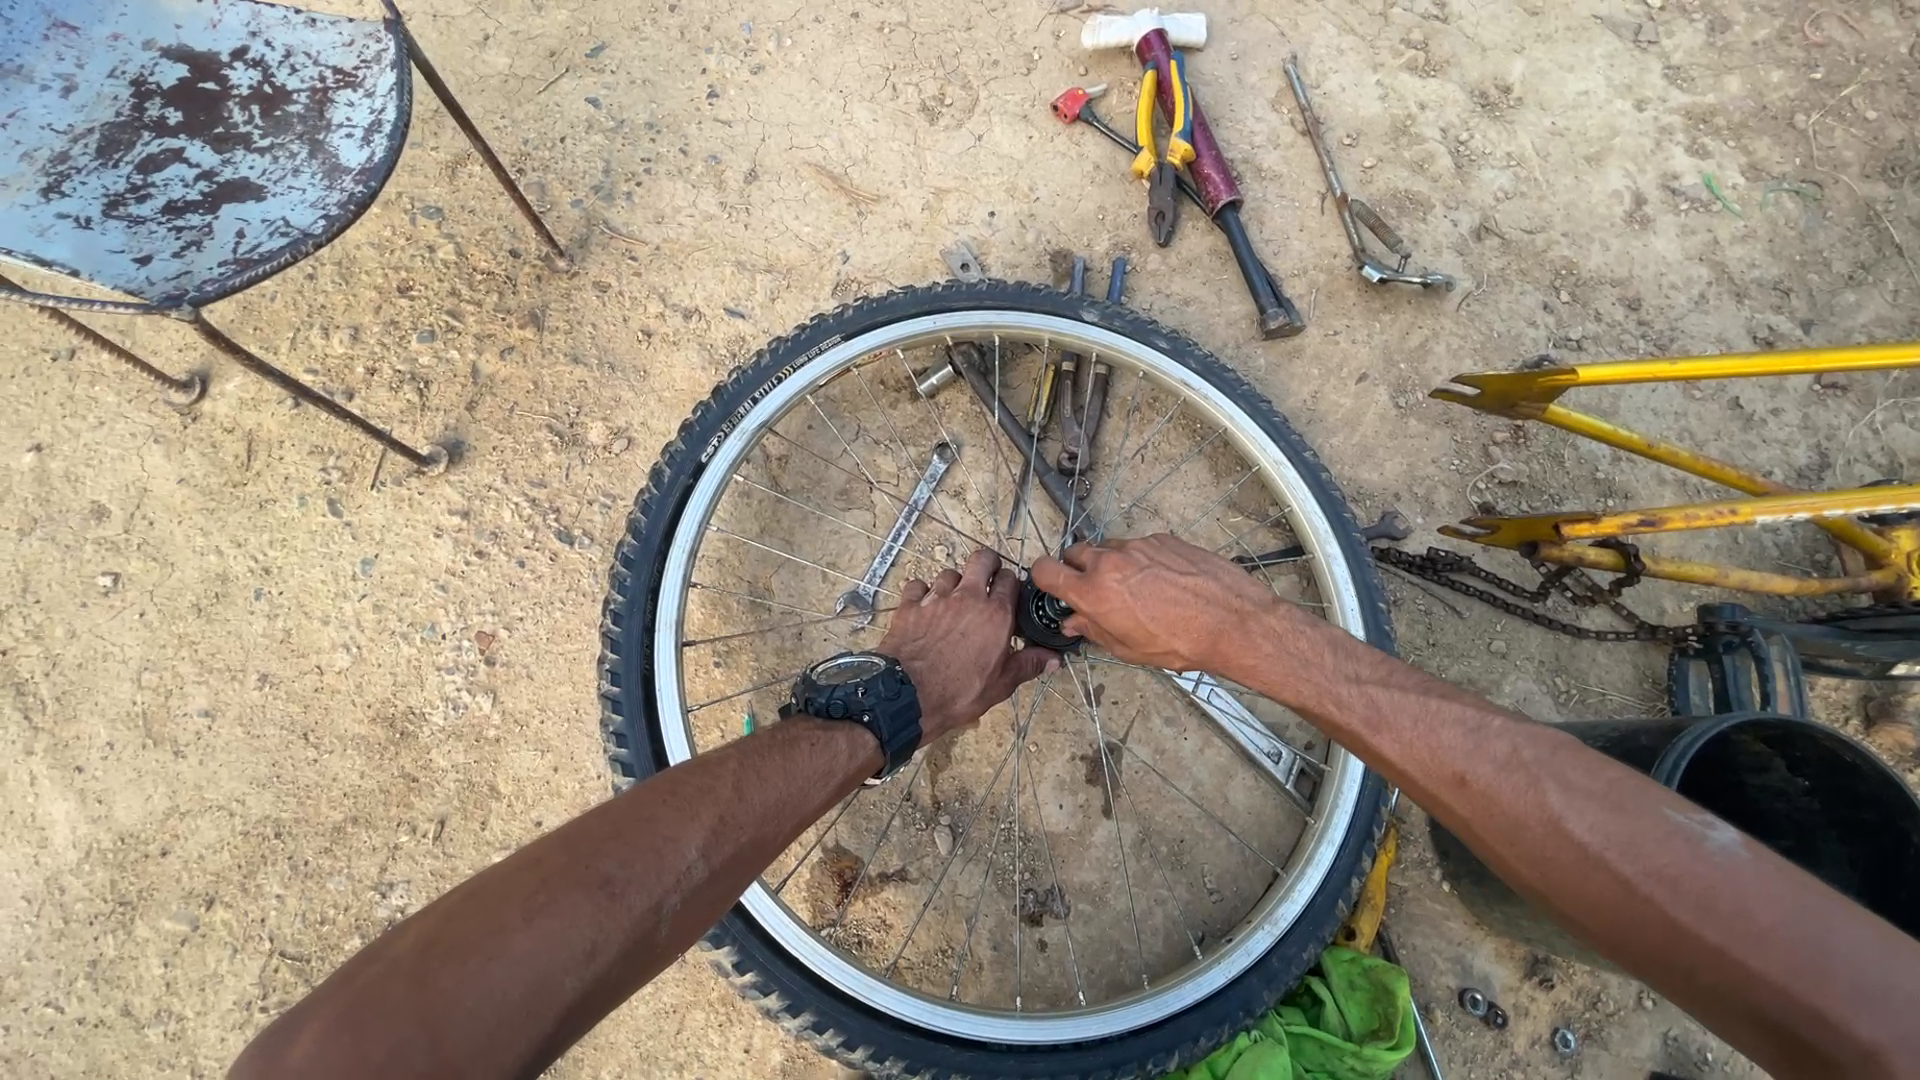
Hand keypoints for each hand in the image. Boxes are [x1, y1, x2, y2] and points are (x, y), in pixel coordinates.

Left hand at [879, 548, 1057, 742]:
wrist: (909, 696)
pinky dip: (922, 592)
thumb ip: (1027, 664)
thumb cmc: (959, 692)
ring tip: (953, 599)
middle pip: (982, 559)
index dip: (1011, 583)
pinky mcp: (910, 605)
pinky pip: (918, 585)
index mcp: (996, 615)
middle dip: (987, 563)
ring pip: (949, 573)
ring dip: (954, 582)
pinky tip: (924, 605)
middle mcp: (968, 598)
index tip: (1009, 593)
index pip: (1010, 580)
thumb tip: (1053, 659)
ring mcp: (936, 598)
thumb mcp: (1001, 684)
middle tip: (987, 577)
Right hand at [1030, 533, 1315, 677]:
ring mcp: (1137, 546)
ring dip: (1111, 564)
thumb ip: (1093, 630)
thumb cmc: (1179, 643)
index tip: (1051, 584)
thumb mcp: (1128, 649)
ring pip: (1109, 548)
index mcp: (1093, 592)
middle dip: (1078, 569)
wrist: (1231, 621)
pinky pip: (1140, 545)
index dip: (1043, 576)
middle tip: (1095, 589)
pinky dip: (1142, 559)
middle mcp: (1109, 562)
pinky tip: (1163, 580)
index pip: (1046, 570)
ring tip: (1135, 587)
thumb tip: (1074, 621)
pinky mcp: (1162, 538)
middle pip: (1075, 553)